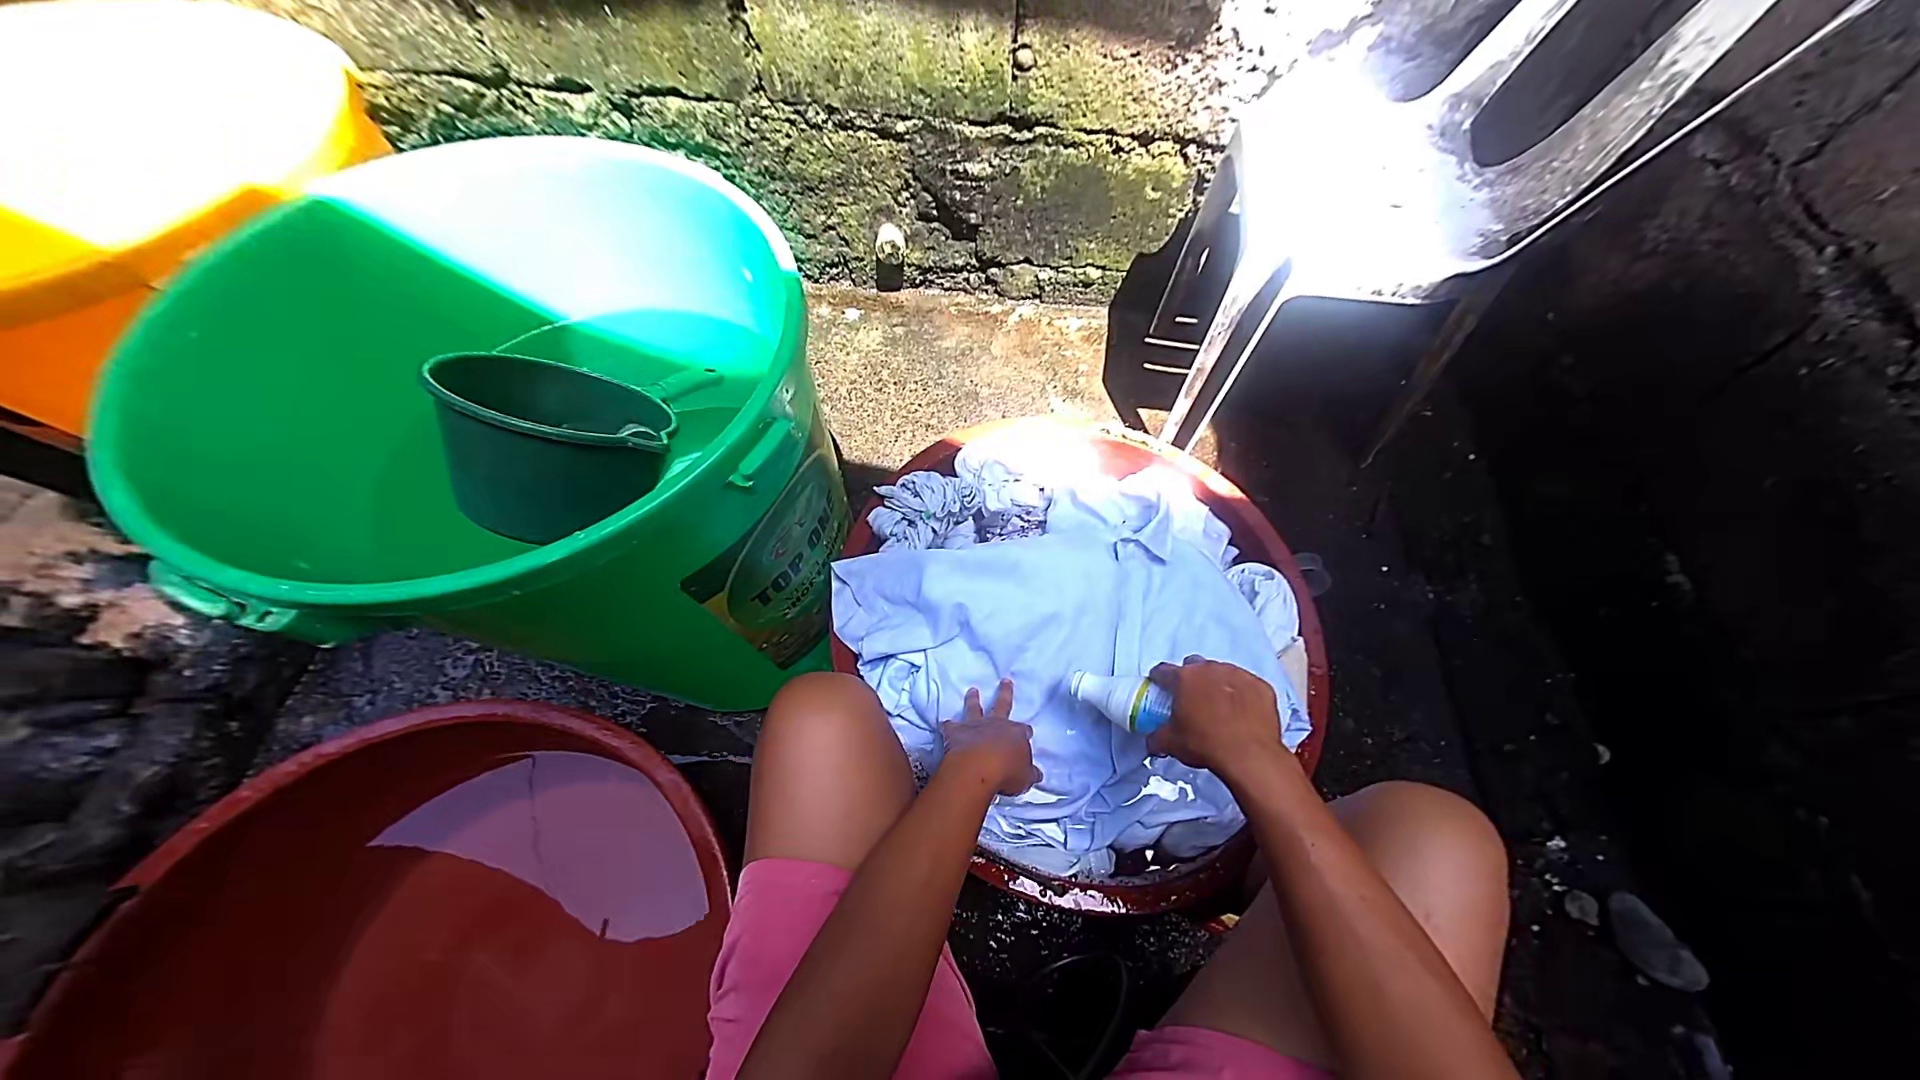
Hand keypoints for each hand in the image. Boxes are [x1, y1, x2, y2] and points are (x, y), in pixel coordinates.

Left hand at [940, 679, 1040, 795]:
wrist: (979, 769)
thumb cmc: (1006, 773)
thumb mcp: (1025, 778)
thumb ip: (1029, 774)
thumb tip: (1036, 774)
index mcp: (1016, 734)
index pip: (1023, 730)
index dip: (1025, 732)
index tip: (1027, 733)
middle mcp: (996, 724)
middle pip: (1002, 705)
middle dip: (1005, 693)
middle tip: (1005, 681)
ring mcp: (975, 725)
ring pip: (974, 708)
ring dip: (973, 700)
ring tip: (972, 691)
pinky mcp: (956, 732)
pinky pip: (949, 726)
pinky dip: (947, 725)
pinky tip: (944, 723)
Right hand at [1147, 656, 1289, 776]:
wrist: (1250, 756)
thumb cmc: (1205, 744)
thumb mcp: (1171, 743)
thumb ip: (1156, 737)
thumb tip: (1151, 742)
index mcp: (1184, 678)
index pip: (1164, 671)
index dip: (1159, 679)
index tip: (1160, 687)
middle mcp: (1210, 669)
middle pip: (1195, 666)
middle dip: (1192, 679)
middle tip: (1192, 699)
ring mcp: (1238, 675)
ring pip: (1223, 673)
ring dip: (1218, 685)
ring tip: (1221, 708)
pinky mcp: (1261, 686)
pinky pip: (1248, 686)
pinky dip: (1243, 695)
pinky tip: (1243, 713)